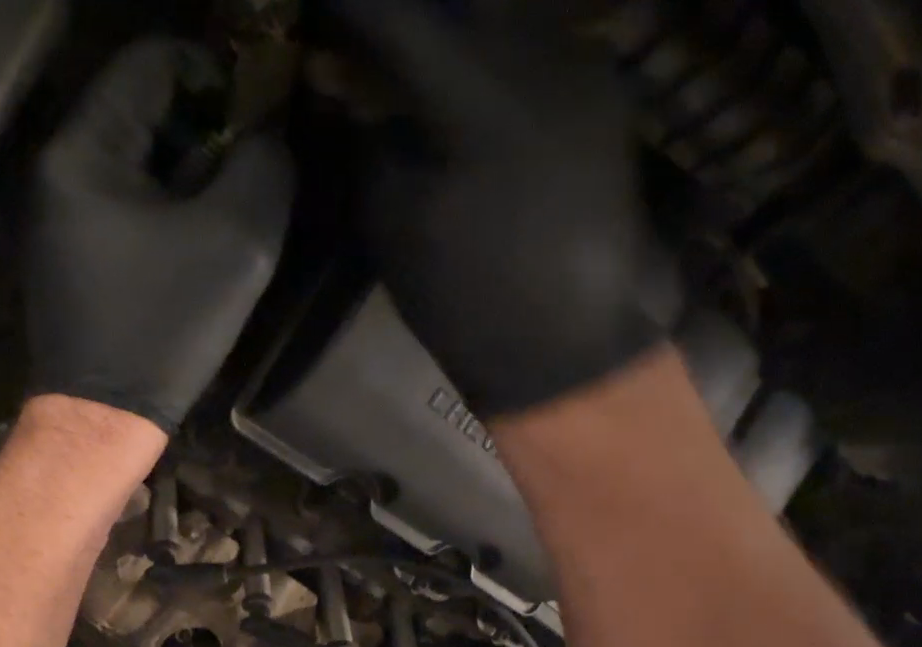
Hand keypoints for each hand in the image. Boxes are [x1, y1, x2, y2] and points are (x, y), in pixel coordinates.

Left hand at [24, 39, 294, 432]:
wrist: (102, 418)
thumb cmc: (164, 329)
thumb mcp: (235, 237)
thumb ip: (263, 161)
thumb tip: (265, 129)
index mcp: (82, 153)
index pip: (151, 63)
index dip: (215, 74)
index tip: (257, 117)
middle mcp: (57, 173)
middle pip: (142, 108)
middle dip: (205, 128)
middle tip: (248, 171)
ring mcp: (59, 214)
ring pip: (136, 157)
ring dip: (189, 171)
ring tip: (226, 212)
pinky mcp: (71, 250)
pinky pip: (125, 200)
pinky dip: (165, 206)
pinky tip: (195, 243)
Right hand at [331, 0, 677, 416]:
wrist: (564, 339)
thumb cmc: (461, 295)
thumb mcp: (389, 219)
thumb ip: (368, 136)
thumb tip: (351, 82)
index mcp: (477, 97)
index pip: (399, 18)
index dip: (353, 10)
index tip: (321, 9)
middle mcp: (542, 57)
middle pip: (462, 1)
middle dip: (410, 12)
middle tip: (366, 32)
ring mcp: (582, 66)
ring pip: (505, 10)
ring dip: (451, 20)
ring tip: (410, 51)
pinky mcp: (600, 87)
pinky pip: (534, 35)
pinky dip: (488, 39)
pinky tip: (459, 68)